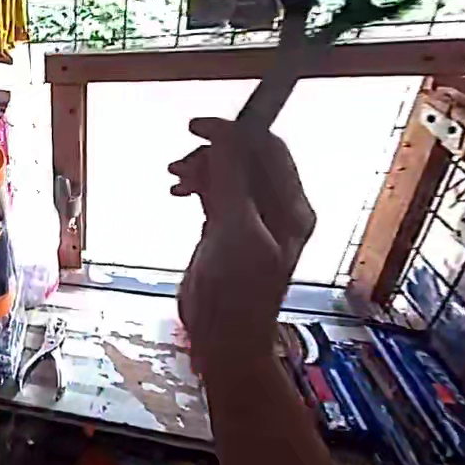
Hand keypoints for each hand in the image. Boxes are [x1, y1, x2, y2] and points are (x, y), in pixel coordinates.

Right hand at [169, 117, 314, 373]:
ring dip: (200, 168)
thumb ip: (229, 182)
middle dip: (212, 152)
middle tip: (178, 165)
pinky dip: (196, 185)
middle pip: (245, 158)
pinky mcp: (228, 229)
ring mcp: (252, 219)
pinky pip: (215, 192)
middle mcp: (276, 208)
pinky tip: (178, 192)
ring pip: (227, 173)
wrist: (223, 338)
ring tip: (174, 178)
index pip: (268, 149)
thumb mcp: (234, 232)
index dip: (234, 132)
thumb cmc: (235, 293)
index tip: (196, 127)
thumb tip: (222, 136)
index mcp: (291, 207)